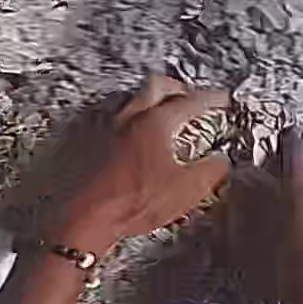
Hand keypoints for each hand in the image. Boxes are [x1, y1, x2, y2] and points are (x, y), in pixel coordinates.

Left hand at [42, 76, 231, 253]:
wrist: (82, 218)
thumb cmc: (131, 204)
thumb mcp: (185, 192)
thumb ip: (210, 172)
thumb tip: (221, 161)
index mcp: (155, 123)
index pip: (190, 101)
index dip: (211, 99)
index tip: (222, 100)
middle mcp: (127, 115)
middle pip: (156, 85)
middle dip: (177, 87)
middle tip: (188, 96)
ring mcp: (101, 123)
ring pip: (128, 96)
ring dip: (147, 98)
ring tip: (156, 109)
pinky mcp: (80, 137)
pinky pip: (105, 113)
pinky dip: (122, 114)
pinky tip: (123, 128)